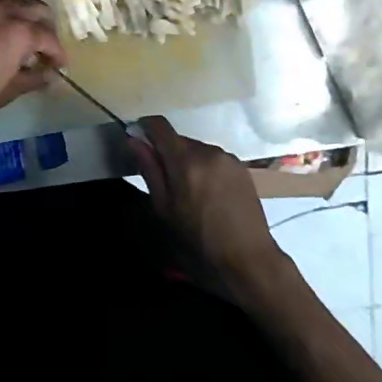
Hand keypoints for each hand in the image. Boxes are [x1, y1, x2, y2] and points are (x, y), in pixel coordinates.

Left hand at [0, 0, 66, 131]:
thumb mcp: (11, 90)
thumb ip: (35, 78)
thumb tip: (50, 75)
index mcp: (21, 32)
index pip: (49, 38)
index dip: (58, 53)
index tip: (59, 66)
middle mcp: (3, 11)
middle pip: (35, 8)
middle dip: (45, 26)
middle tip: (43, 46)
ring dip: (20, 6)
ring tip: (19, 25)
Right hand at [129, 116, 283, 282]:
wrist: (246, 255)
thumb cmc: (198, 239)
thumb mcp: (164, 209)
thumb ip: (150, 170)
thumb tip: (134, 140)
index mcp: (186, 160)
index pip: (160, 126)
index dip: (145, 128)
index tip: (138, 141)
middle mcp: (209, 151)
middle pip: (179, 139)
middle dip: (167, 152)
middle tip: (163, 181)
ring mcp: (228, 158)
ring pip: (198, 150)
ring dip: (187, 162)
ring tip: (188, 192)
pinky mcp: (242, 168)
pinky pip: (215, 159)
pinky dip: (205, 169)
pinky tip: (208, 194)